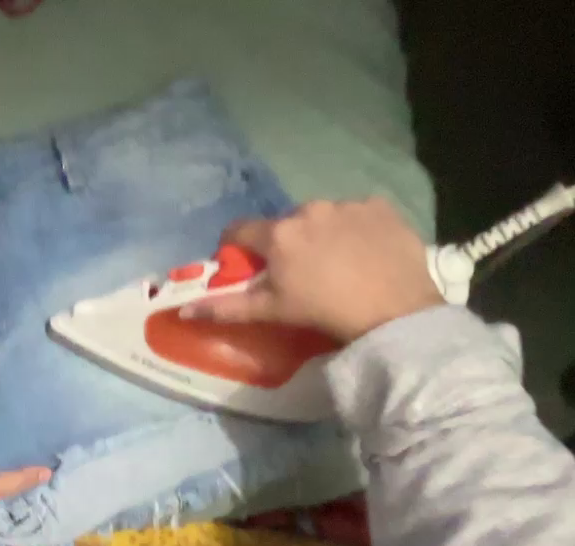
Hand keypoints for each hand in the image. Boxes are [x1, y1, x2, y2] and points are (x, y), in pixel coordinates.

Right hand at [182, 197, 443, 341]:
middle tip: (294, 272)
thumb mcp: (269, 311)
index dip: (236, 247)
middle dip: (283, 242)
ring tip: (332, 263)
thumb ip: (224, 307)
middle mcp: (309, 209)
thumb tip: (183, 311)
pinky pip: (356, 213)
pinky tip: (360, 253)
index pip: (239, 230)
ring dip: (318, 234)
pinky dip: (352, 228)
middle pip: (283, 223)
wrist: (391, 308)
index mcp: (278, 233)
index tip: (244, 265)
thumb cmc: (320, 310)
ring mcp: (348, 204)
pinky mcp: (380, 206)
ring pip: (321, 216)